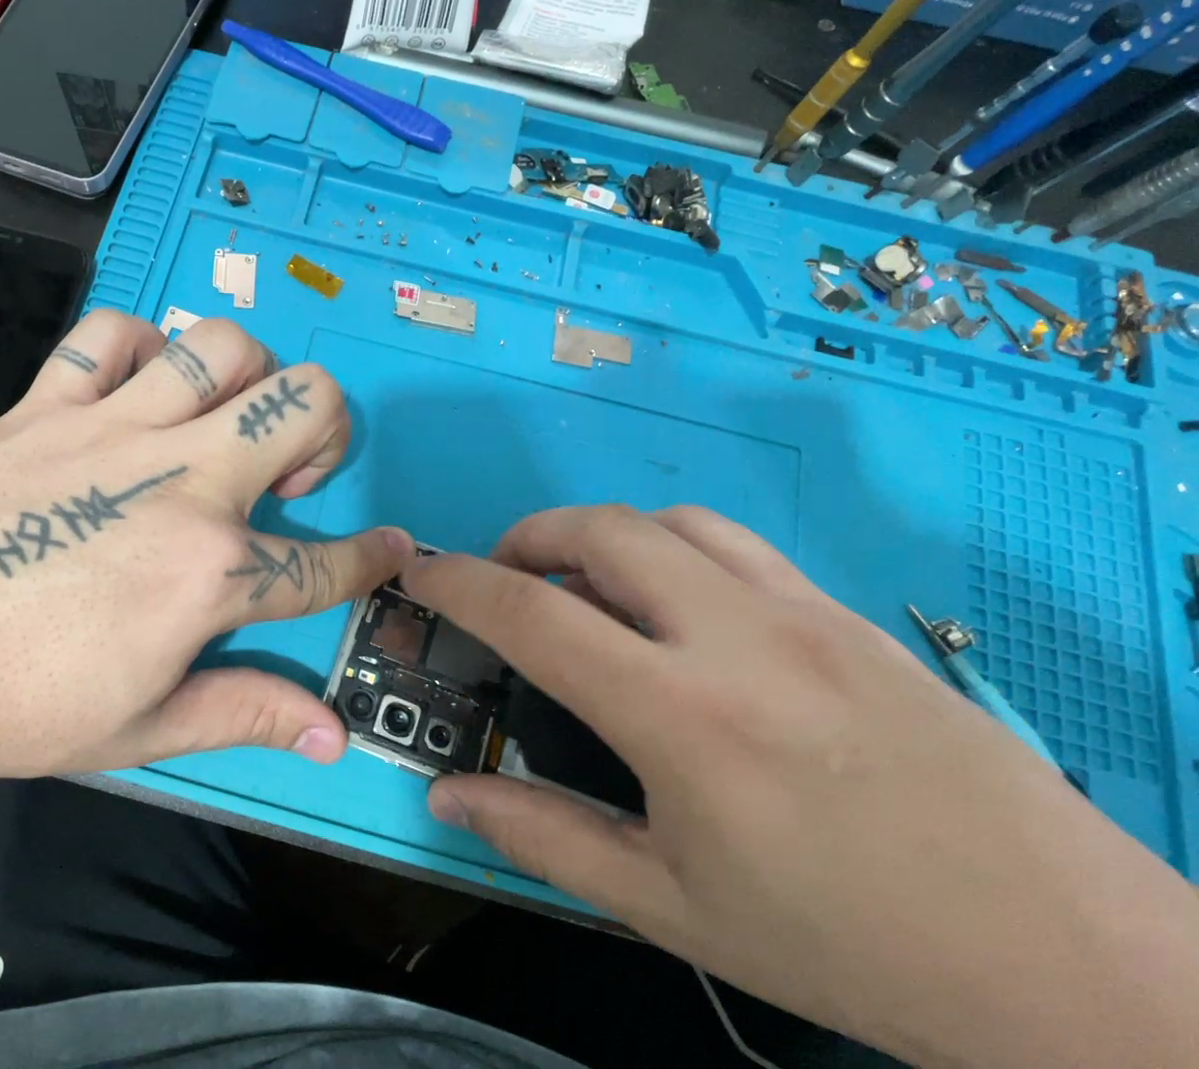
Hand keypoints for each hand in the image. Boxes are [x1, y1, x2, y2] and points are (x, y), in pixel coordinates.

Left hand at [0, 310, 410, 793]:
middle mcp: (178, 484)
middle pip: (307, 401)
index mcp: (209, 575)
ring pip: (223, 345)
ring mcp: (109, 432)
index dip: (374, 560)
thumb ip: (245, 715)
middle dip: (332, 429)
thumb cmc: (7, 708)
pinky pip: (111, 334)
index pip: (326, 564)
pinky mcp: (42, 405)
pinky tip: (133, 394)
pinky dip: (139, 349)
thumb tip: (330, 734)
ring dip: (249, 375)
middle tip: (294, 475)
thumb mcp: (138, 731)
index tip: (392, 549)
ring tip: (223, 422)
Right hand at [404, 506, 1198, 1067]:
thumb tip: (448, 796)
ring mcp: (808, 617)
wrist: (1064, 957)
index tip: (417, 569)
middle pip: (603, 532)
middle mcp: (739, 638)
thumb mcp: (668, 907)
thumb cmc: (842, 942)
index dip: (458, 583)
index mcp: (681, 716)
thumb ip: (544, 838)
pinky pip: (742, 549)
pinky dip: (674, 550)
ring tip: (579, 582)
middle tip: (498, 578)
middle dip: (526, 537)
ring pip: (675, 522)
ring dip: (602, 535)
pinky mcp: (857, 621)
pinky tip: (675, 606)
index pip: (534, 614)